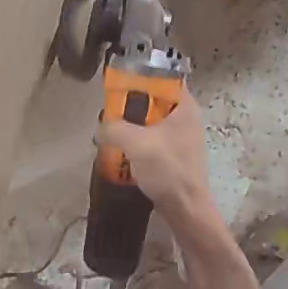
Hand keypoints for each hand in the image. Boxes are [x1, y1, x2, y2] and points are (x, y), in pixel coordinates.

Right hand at [97, 91, 223, 244]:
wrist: (187, 210)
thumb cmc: (168, 170)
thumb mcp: (135, 143)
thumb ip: (113, 128)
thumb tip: (100, 128)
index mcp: (185, 106)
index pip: (163, 78)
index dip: (140, 78)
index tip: (118, 85)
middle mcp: (186, 118)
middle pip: (154, 101)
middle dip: (130, 106)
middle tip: (110, 113)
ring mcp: (181, 138)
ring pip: (151, 122)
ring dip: (131, 127)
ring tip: (111, 134)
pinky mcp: (174, 156)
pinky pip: (152, 141)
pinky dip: (137, 144)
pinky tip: (121, 153)